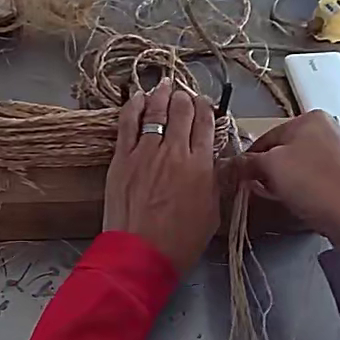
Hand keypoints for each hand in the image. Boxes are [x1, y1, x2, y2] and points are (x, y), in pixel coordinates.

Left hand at [104, 82, 219, 271]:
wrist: (141, 254)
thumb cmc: (180, 241)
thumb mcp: (212, 213)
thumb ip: (216, 182)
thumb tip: (218, 162)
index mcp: (201, 166)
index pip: (206, 125)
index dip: (206, 109)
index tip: (204, 104)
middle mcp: (175, 152)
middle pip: (181, 112)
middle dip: (184, 98)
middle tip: (183, 94)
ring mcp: (146, 152)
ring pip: (155, 111)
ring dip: (161, 94)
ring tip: (164, 85)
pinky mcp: (122, 158)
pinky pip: (128, 123)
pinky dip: (134, 106)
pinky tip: (138, 96)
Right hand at [238, 111, 339, 245]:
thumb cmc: (314, 182)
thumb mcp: (270, 166)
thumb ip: (248, 161)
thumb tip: (236, 163)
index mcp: (310, 117)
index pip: (266, 136)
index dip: (250, 158)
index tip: (241, 176)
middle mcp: (329, 128)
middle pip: (284, 150)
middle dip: (269, 170)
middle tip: (260, 188)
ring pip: (300, 165)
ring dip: (286, 181)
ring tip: (283, 197)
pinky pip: (316, 178)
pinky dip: (305, 188)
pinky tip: (303, 201)